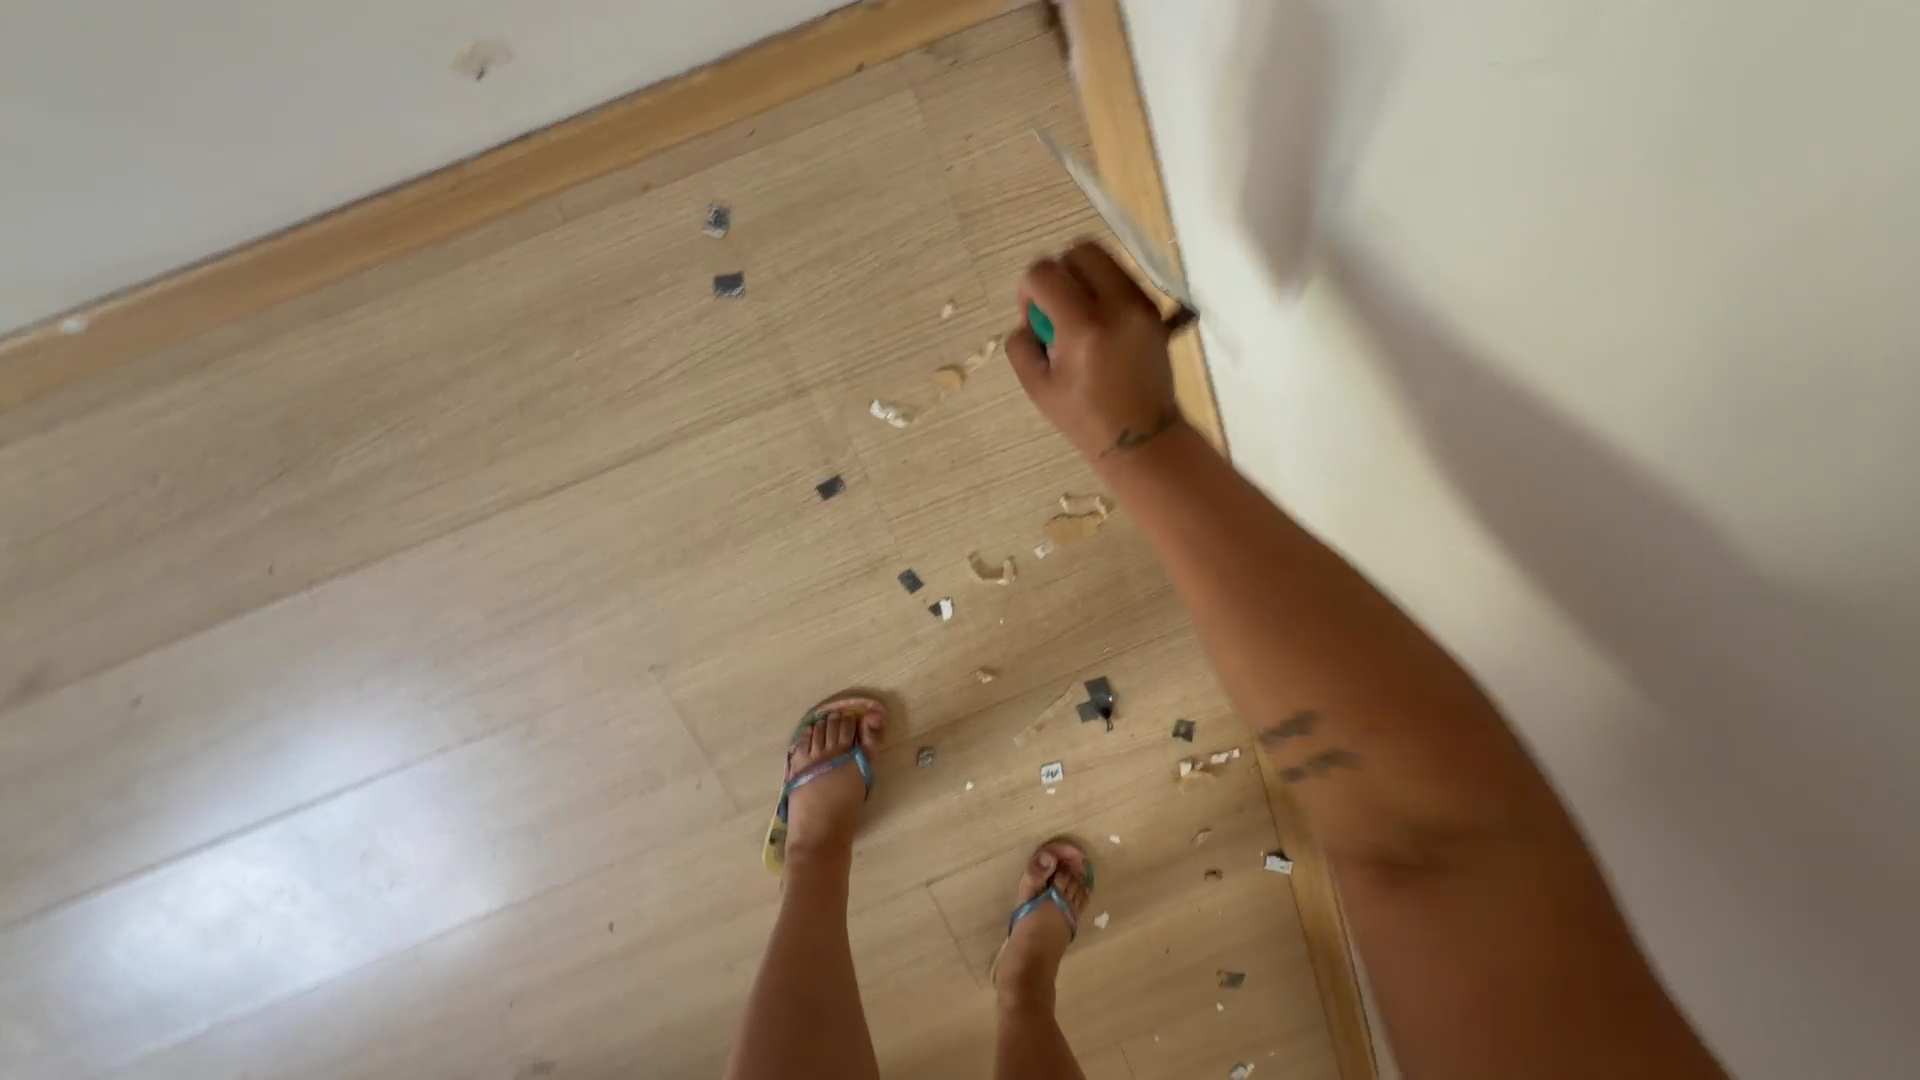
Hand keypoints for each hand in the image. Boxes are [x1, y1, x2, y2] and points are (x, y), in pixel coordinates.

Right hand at [1007, 241, 1186, 459]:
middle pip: (1079, 251)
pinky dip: (1104, 290)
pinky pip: (1122, 278)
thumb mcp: (1036, 386)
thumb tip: (1030, 316)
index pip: (1044, 273)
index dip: (1028, 289)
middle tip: (1055, 307)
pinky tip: (1099, 324)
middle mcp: (1117, 307)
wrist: (1142, 435)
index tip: (1032, 316)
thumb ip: (1021, 343)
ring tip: (1078, 315)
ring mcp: (1142, 306)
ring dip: (1082, 278)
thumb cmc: (1083, 418)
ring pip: (1105, 259)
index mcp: (1083, 329)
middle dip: (1059, 272)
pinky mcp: (1155, 310)